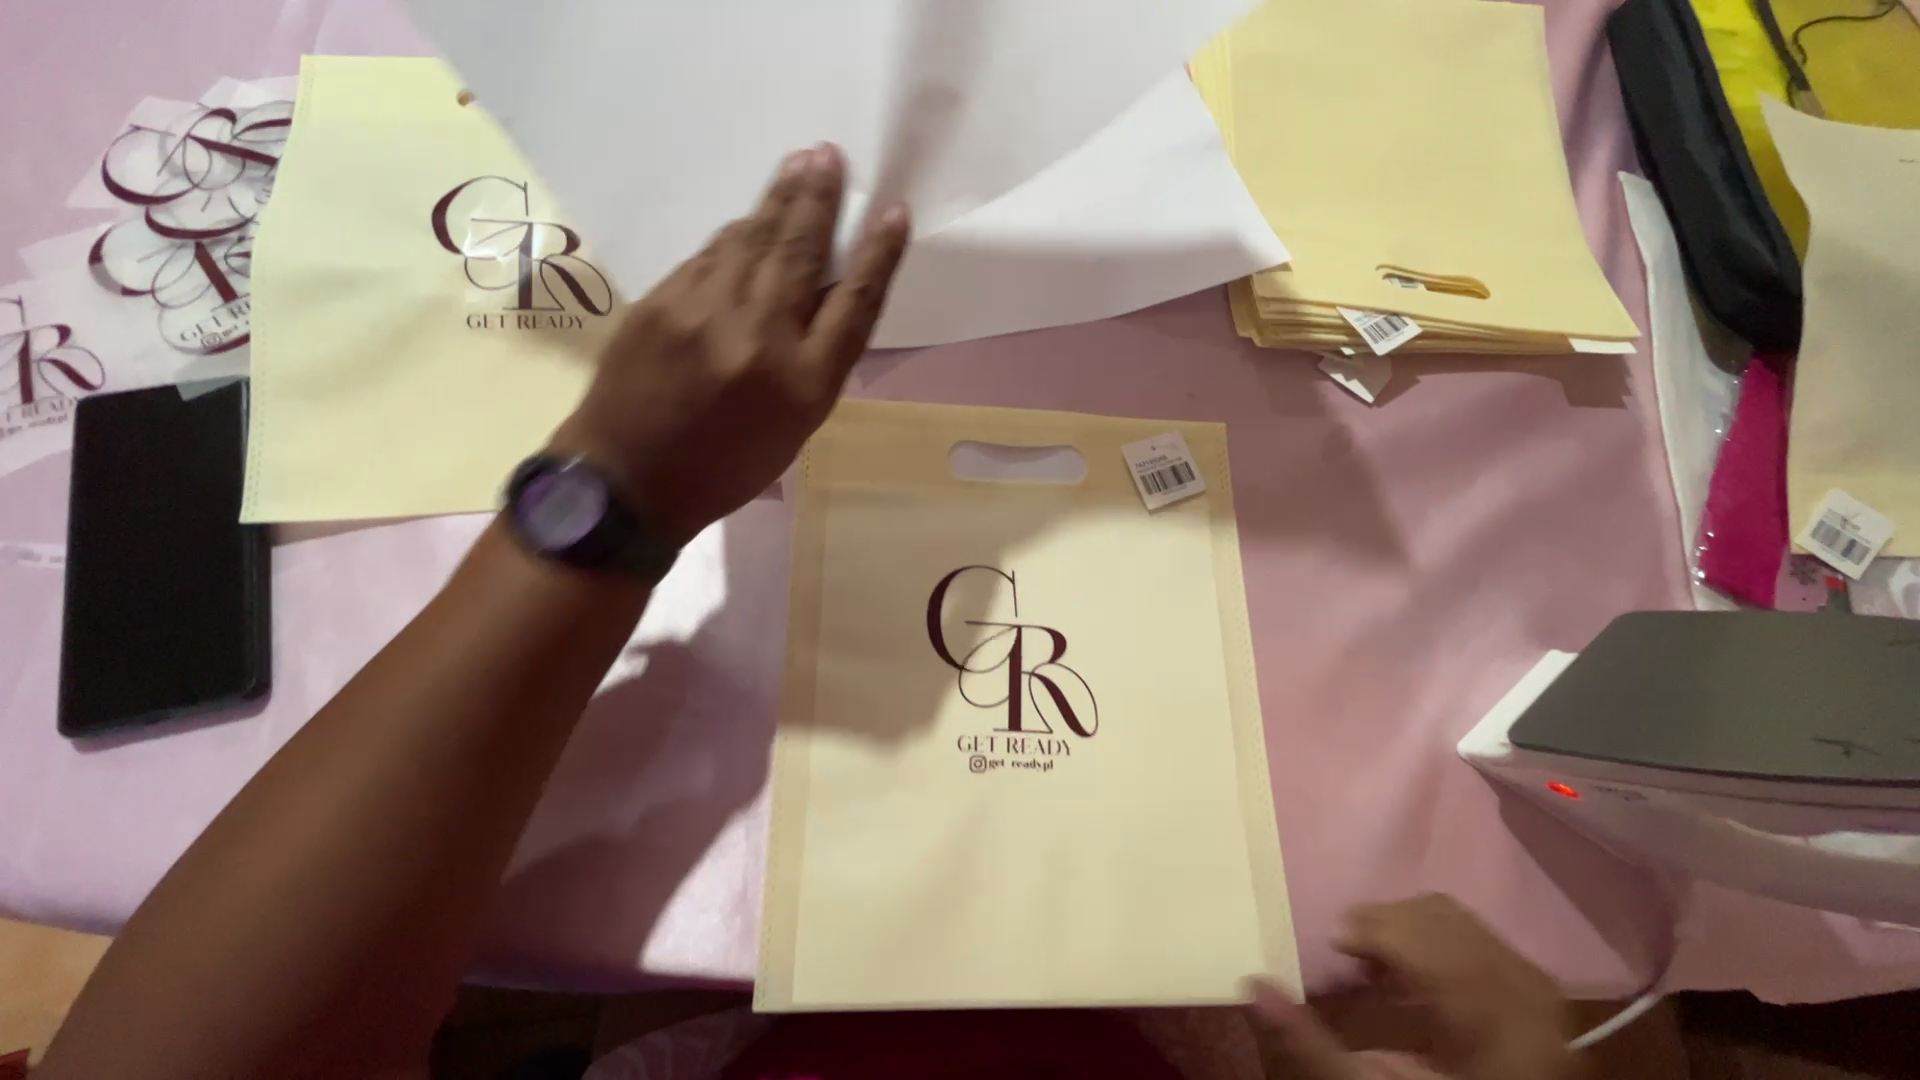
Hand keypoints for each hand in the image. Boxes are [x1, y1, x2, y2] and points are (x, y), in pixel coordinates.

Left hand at [551, 144, 909, 543]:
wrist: (631, 481)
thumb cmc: (726, 467)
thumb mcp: (792, 427)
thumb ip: (812, 360)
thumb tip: (818, 293)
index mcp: (805, 384)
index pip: (855, 302)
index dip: (878, 255)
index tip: (894, 213)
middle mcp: (760, 339)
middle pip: (801, 252)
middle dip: (819, 199)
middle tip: (829, 156)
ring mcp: (705, 314)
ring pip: (751, 240)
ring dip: (778, 201)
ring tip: (799, 166)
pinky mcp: (661, 303)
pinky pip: (708, 257)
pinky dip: (733, 237)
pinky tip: (746, 224)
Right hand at [1248, 895, 1574, 1079]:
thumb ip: (1312, 1042)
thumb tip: (1254, 985)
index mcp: (1488, 1019)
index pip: (1429, 939)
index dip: (1377, 931)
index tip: (1339, 945)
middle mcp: (1523, 992)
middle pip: (1440, 917)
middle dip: (1386, 924)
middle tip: (1351, 951)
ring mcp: (1538, 989)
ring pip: (1457, 916)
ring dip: (1407, 927)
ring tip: (1379, 961)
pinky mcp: (1538, 990)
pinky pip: (1479, 932)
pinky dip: (1436, 938)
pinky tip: (1415, 973)